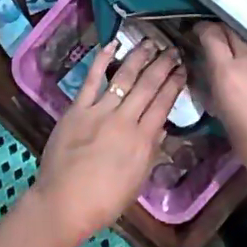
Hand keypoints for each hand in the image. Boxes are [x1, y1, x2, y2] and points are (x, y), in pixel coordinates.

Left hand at [33, 40, 185, 244]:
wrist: (63, 204)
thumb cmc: (104, 201)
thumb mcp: (137, 182)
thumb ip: (150, 151)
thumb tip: (163, 127)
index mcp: (142, 140)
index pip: (163, 104)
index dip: (174, 84)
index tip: (182, 69)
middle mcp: (125, 120)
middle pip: (148, 86)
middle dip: (163, 65)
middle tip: (173, 50)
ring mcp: (100, 111)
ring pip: (124, 77)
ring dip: (139, 57)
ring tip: (150, 42)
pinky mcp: (77, 109)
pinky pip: (91, 80)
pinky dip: (102, 60)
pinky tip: (112, 45)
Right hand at [195, 21, 246, 187]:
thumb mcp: (222, 116)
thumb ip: (216, 90)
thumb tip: (212, 78)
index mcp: (228, 72)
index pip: (212, 35)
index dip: (202, 30)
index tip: (197, 33)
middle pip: (232, 31)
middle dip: (220, 32)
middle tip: (214, 41)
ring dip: (241, 47)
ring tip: (237, 61)